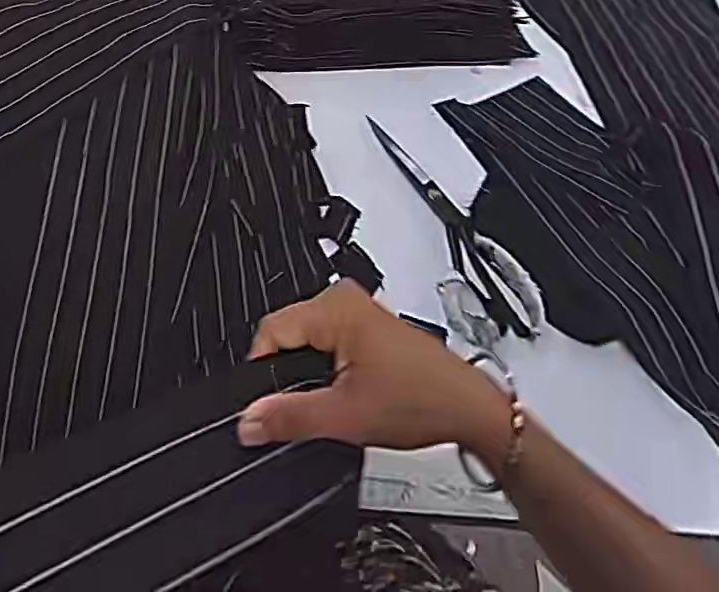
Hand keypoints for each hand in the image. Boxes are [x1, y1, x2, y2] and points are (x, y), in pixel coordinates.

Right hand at [238, 281, 513, 461]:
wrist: (468, 409)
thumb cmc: (424, 400)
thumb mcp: (346, 416)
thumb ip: (290, 417)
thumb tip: (250, 419)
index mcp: (334, 307)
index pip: (270, 330)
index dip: (263, 370)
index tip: (266, 402)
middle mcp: (344, 298)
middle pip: (286, 332)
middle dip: (288, 371)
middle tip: (308, 405)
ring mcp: (356, 308)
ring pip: (305, 336)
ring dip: (308, 369)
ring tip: (333, 398)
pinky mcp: (365, 321)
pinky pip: (325, 337)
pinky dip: (325, 364)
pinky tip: (346, 388)